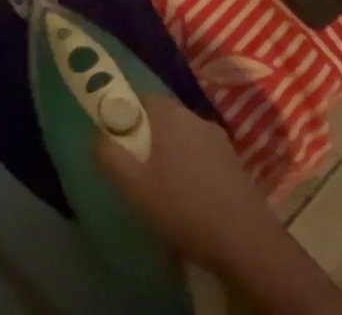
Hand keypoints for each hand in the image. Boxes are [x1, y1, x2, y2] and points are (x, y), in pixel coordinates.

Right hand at [92, 96, 277, 271]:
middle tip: (135, 170)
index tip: (117, 143)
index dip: (123, 117)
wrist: (246, 243)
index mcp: (171, 114)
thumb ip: (108, 154)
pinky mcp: (235, 165)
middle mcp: (196, 118)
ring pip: (183, 139)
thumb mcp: (132, 185)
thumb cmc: (182, 207)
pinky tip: (188, 200)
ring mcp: (220, 141)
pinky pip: (202, 158)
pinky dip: (191, 171)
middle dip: (146, 139)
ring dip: (170, 157)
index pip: (139, 99)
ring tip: (160, 190)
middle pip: (161, 119)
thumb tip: (95, 136)